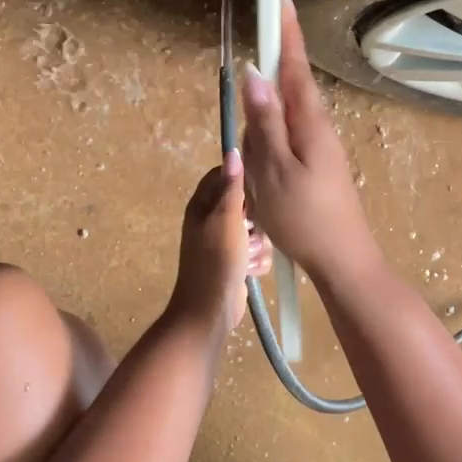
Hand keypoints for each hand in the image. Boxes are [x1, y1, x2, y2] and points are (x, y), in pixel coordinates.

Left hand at [166, 150, 272, 329]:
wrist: (209, 311)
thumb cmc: (216, 261)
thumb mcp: (226, 219)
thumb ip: (232, 186)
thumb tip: (233, 151)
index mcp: (203, 206)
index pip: (226, 176)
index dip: (244, 181)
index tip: (258, 192)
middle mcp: (212, 221)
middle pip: (246, 203)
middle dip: (256, 219)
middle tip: (253, 230)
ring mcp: (224, 244)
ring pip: (255, 229)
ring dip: (258, 243)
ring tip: (249, 255)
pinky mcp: (235, 263)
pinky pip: (256, 252)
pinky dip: (257, 260)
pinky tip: (252, 270)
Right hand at [240, 0, 379, 274]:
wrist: (342, 260)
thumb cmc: (305, 218)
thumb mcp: (275, 169)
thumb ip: (265, 121)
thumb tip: (254, 72)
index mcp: (308, 119)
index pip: (293, 62)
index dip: (285, 27)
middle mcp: (316, 124)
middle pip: (285, 85)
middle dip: (264, 74)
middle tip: (250, 78)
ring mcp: (317, 145)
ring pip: (280, 116)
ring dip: (261, 120)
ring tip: (250, 146)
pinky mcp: (314, 163)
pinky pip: (283, 139)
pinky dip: (266, 142)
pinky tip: (259, 171)